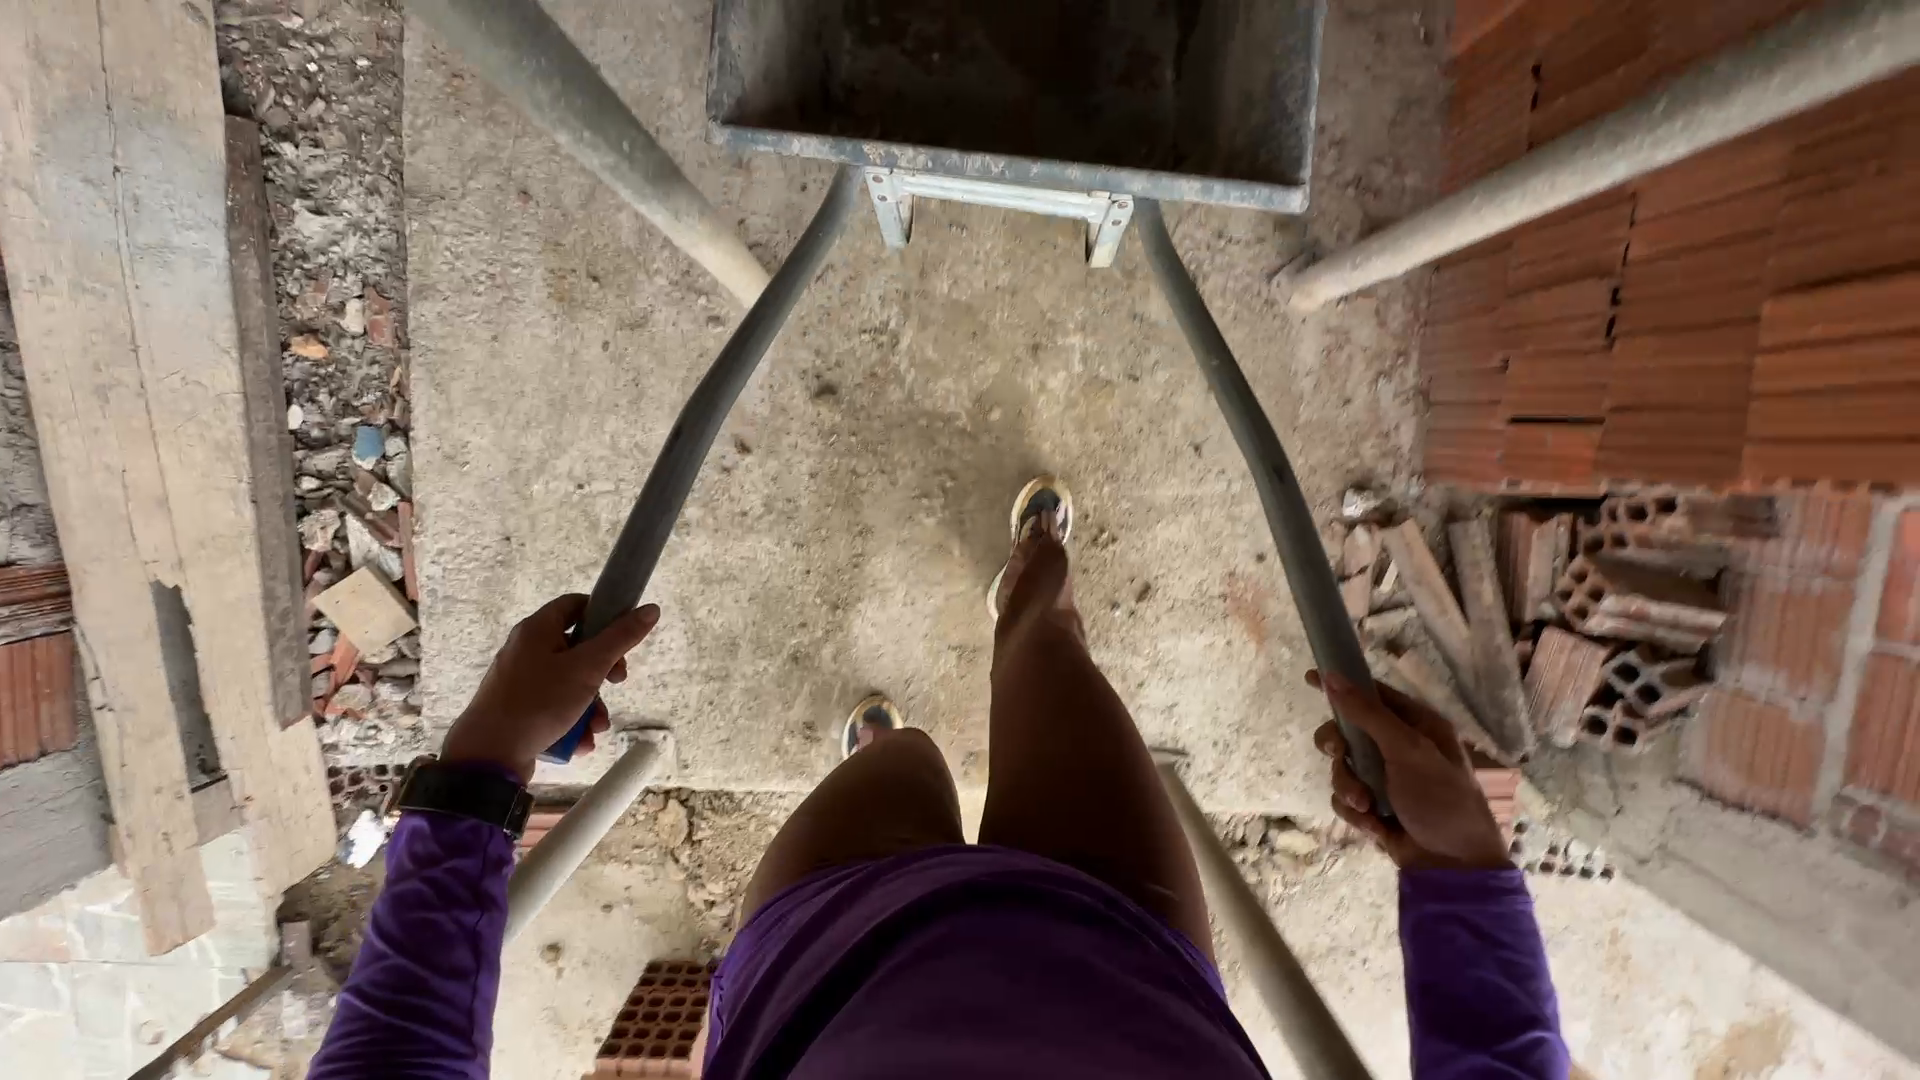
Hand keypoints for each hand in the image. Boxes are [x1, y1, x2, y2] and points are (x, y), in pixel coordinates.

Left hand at [442, 595, 660, 783]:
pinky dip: (573, 720)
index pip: (576, 604)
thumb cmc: (540, 701)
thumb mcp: (588, 667)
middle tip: (617, 682)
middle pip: (578, 647)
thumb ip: (621, 638)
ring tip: (598, 726)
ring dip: (592, 704)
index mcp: (538, 630)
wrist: (488, 756)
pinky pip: (555, 704)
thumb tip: (650, 609)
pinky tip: (582, 740)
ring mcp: (521, 680)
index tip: (624, 635)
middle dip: (604, 670)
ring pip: (570, 682)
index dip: (603, 614)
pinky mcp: (518, 708)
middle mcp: (527, 650)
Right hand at [1308, 670, 1509, 870]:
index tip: (1311, 680)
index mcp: (1417, 726)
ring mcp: (1385, 777)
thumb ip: (1368, 714)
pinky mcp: (1373, 803)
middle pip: (1346, 731)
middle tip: (1338, 756)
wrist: (1452, 867)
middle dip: (1338, 748)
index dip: (1343, 686)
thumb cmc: (1441, 801)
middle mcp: (1399, 747)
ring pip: (1341, 766)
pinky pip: (1344, 795)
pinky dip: (1353, 809)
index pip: (1373, 694)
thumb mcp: (1408, 751)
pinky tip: (1373, 823)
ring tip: (1365, 806)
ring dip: (1348, 786)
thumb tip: (1331, 676)